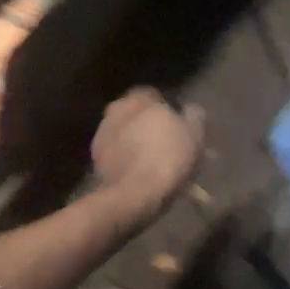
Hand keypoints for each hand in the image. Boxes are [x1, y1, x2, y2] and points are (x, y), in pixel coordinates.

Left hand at [90, 88, 203, 225]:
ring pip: (123, 131)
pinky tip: (136, 172)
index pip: (153, 94)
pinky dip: (124, 157)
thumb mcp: (194, 135)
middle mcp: (115, 108)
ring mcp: (101, 132)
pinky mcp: (95, 156)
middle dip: (147, 123)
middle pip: (135, 112)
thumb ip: (193, 115)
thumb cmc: (167, 158)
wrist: (133, 194)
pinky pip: (115, 151)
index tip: (177, 125)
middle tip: (164, 142)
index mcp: (138, 98)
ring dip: (133, 140)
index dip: (166, 108)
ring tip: (150, 160)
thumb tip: (190, 108)